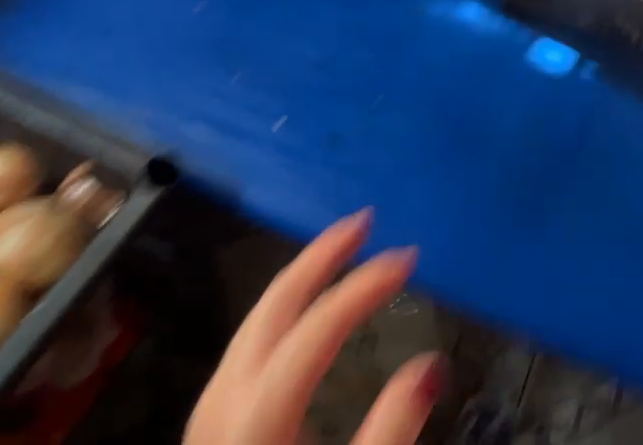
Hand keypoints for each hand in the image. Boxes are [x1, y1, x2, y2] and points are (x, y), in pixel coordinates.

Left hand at [185, 209, 442, 443]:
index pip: (318, 326)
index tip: (409, 255)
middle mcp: (224, 398)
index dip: (365, 284)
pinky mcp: (212, 419)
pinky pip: (251, 338)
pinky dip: (284, 306)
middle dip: (322, 255)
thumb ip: (393, 429)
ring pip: (257, 316)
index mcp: (258, 416)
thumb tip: (432, 365)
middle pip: (274, 304)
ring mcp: (211, 406)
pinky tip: (306, 304)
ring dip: (301, 275)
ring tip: (343, 248)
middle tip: (366, 218)